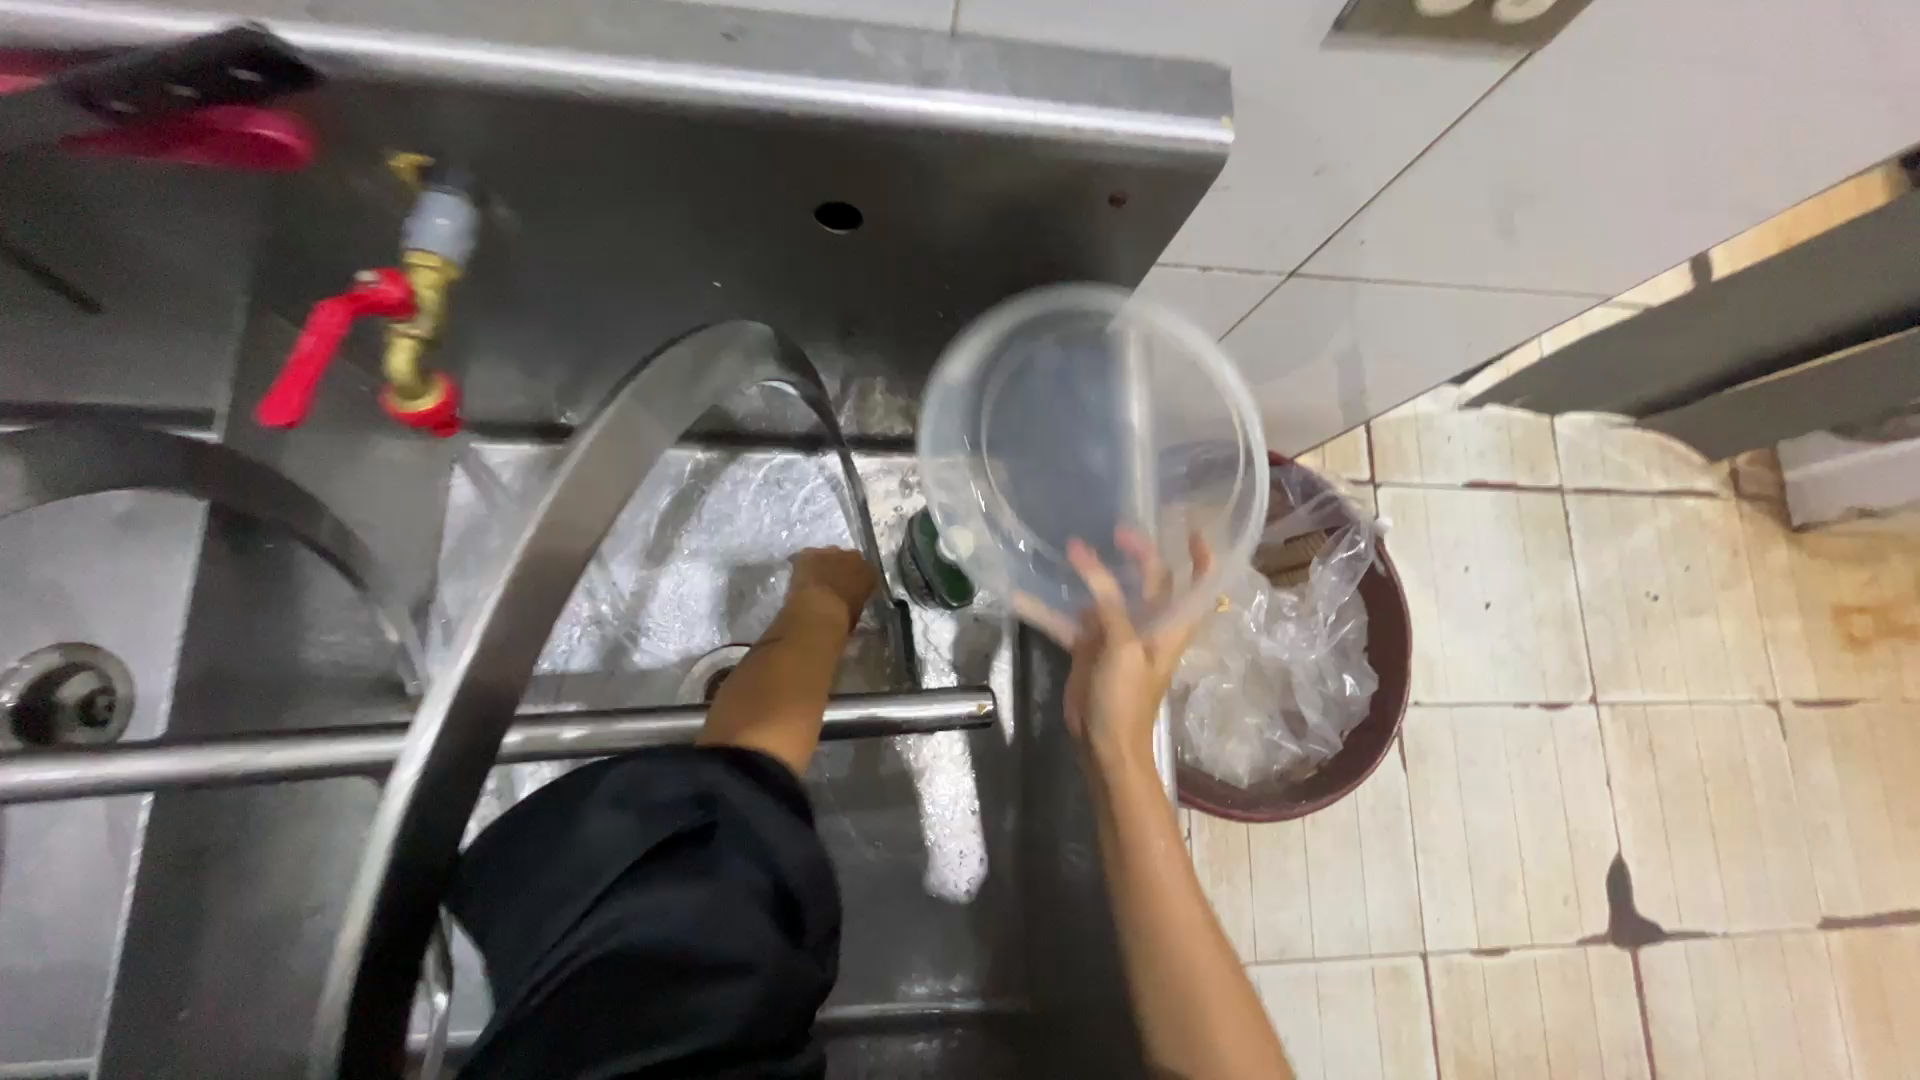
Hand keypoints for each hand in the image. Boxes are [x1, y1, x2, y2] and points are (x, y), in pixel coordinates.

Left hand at [786, 547, 878, 628]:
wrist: (819, 608)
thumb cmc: (842, 616)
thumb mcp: (857, 612)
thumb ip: (856, 601)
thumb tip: (850, 603)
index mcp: (869, 573)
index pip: (867, 573)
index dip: (857, 582)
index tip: (851, 591)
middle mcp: (853, 557)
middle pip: (848, 560)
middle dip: (842, 569)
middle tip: (833, 584)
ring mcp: (830, 552)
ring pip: (828, 555)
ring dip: (824, 565)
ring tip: (815, 581)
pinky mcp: (809, 553)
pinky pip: (808, 556)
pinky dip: (805, 565)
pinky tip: (801, 577)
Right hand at [1059, 530, 1212, 775]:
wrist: (1104, 744)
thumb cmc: (1127, 698)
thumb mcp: (1123, 648)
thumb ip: (1111, 606)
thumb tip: (1090, 565)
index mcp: (1170, 625)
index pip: (1198, 586)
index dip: (1202, 558)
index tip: (1191, 530)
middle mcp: (1148, 625)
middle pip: (1150, 580)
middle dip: (1138, 553)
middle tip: (1118, 530)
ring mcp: (1117, 635)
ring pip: (1106, 596)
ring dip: (1091, 575)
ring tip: (1072, 548)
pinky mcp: (1089, 647)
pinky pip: (1068, 621)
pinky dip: (1048, 611)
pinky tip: (1022, 596)